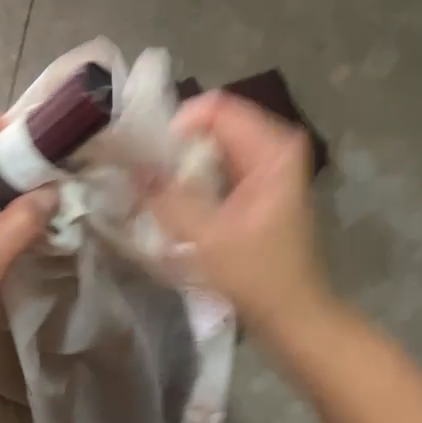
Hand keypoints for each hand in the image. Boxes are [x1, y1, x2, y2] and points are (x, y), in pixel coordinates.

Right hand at [144, 92, 334, 337]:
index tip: (147, 156)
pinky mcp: (259, 186)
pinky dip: (192, 178)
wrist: (293, 314)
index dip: (176, 126)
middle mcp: (274, 147)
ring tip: (151, 187)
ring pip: (211, 146)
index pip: (215, 108)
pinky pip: (216, 166)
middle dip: (174, 144)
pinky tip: (172, 201)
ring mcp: (268, 166)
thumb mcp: (206, 237)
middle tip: (141, 172)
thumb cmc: (256, 275)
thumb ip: (166, 197)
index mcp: (272, 149)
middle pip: (212, 124)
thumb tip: (128, 166)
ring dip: (180, 163)